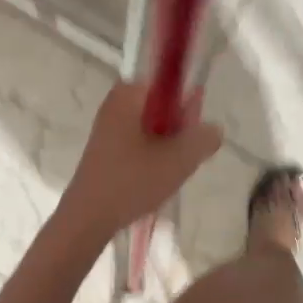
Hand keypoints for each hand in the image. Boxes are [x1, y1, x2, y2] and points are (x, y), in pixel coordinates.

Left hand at [59, 83, 222, 238]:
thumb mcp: (178, 160)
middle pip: (160, 109)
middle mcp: (114, 105)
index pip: (168, 84)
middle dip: (177, 132)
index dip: (186, 106)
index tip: (192, 132)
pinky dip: (150, 160)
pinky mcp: (103, 153)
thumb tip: (214, 130)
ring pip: (151, 131)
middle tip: (184, 158)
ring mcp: (106, 130)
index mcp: (129, 94)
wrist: (88, 218)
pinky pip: (137, 147)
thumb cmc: (132, 182)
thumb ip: (203, 139)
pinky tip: (154, 183)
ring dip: (166, 150)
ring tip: (169, 174)